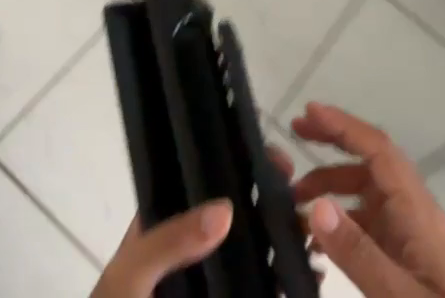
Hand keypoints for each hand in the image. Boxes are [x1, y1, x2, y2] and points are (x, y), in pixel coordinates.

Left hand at [91, 146, 300, 296]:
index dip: (243, 164)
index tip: (277, 160)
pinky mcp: (232, 297)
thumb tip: (226, 209)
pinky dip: (286, 279)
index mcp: (167, 221)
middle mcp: (194, 245)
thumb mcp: (131, 274)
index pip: (207, 179)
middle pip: (241, 211)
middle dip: (275, 200)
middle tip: (303, 198)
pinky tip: (309, 275)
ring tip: (313, 235)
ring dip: (286, 238)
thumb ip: (170, 241)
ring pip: (257, 248)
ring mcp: (213, 278)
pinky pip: (265, 286)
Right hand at [289, 103, 444, 297]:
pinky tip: (317, 242)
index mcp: (416, 210)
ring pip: (367, 193)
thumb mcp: (398, 292)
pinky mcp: (408, 255)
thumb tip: (317, 206)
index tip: (310, 111)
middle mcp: (414, 211)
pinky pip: (370, 224)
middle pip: (371, 162)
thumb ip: (358, 253)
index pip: (379, 151)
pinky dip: (341, 222)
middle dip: (333, 143)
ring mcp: (411, 233)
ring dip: (332, 187)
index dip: (344, 126)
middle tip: (295, 134)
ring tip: (294, 202)